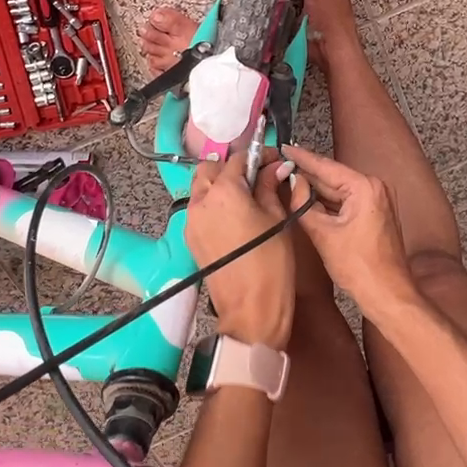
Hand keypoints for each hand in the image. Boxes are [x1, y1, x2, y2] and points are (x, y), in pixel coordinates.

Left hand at [187, 148, 294, 349]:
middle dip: (231, 168)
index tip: (275, 161)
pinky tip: (233, 216)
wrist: (250, 310)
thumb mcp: (276, 217)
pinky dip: (212, 204)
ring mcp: (192, 221)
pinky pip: (198, 209)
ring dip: (218, 184)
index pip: (239, 159)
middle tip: (256, 178)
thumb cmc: (271, 262)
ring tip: (244, 197)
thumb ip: (270, 186)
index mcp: (225, 191)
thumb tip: (275, 166)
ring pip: (200, 188)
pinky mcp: (190, 239)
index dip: (259, 156)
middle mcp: (201, 201)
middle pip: (210, 169)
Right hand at [279, 145, 416, 312]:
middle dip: (307, 174)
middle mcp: (375, 187)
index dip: (302, 157)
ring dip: (316, 189)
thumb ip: (303, 205)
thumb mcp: (323, 234)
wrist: (388, 294)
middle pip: (332, 177)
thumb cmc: (360, 267)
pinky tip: (308, 201)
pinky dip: (328, 203)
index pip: (326, 167)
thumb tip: (292, 182)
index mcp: (365, 187)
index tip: (284, 146)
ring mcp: (377, 199)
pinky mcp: (375, 212)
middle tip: (280, 165)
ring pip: (338, 190)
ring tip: (288, 180)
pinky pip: (347, 201)